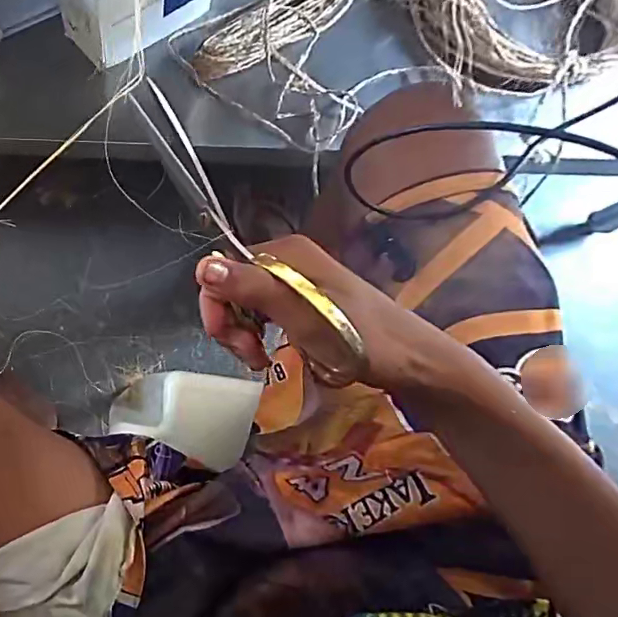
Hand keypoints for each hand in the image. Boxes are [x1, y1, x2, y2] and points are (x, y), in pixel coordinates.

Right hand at [196, 235, 476, 394]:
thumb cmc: (361, 341)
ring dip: (242, 335)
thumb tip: (204, 267)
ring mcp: (295, 281)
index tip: (233, 340)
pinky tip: (271, 353)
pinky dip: (258, 336)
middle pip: (229, 287)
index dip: (218, 305)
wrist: (413, 363)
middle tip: (251, 355)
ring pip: (242, 303)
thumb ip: (252, 289)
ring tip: (262, 359)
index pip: (221, 268)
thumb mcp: (301, 317)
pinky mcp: (301, 301)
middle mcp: (287, 260)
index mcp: (285, 253)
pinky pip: (261, 314)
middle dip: (230, 324)